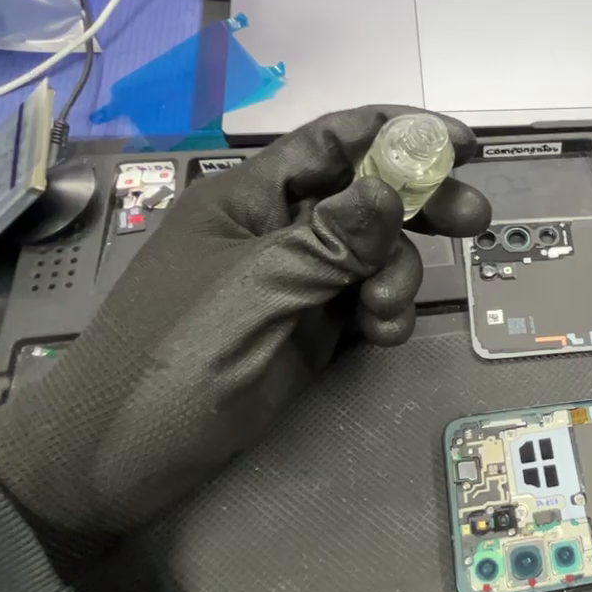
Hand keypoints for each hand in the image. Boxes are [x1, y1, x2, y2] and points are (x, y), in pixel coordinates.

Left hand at [0, 106, 491, 568]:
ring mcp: (299, 281)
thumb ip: (327, 240)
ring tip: (384, 312)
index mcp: (251, 198)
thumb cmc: (171, 362)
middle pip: (369, 197)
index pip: (335, 142)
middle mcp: (282, 229)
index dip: (400, 134)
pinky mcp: (313, 328)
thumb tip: (392, 189)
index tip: (463, 146)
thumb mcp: (253, 293)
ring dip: (397, 275)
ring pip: (376, 255)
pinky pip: (368, 304)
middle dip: (421, 207)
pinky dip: (386, 314)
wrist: (116, 458)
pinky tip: (381, 336)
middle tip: (475, 221)